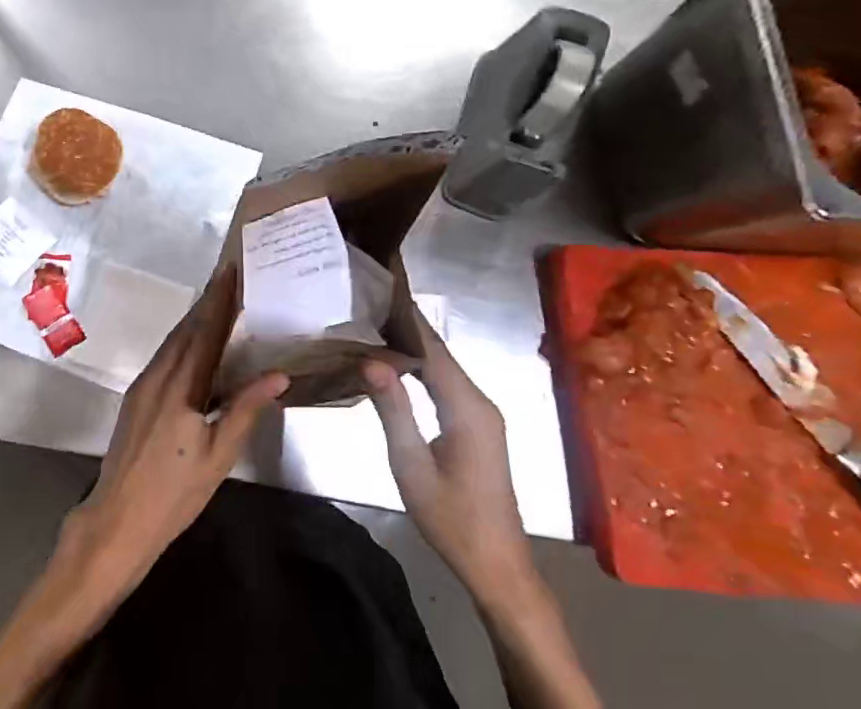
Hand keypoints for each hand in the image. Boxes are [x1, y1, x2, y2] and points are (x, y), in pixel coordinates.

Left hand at [0, 272, 288, 708]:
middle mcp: (158, 376)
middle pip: (185, 330)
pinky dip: (182, 342)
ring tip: (218, 304)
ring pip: (172, 342)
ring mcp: (142, 386)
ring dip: (194, 320)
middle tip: (229, 279)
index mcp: (181, 387)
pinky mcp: (135, 397)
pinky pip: (163, 358)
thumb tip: (278, 374)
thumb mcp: (219, 456)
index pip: (204, 332)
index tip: (231, 271)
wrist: (118, 517)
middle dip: (207, 303)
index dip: (219, 300)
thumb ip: (245, 410)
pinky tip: (196, 346)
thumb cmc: (175, 492)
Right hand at [363, 276, 530, 595]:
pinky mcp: (478, 426)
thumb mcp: (411, 466)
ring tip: (371, 329)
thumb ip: (393, 410)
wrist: (496, 564)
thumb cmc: (451, 518)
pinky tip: (396, 366)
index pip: (434, 350)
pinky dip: (421, 370)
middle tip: (364, 309)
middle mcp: (480, 403)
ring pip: (444, 369)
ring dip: (411, 349)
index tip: (377, 295)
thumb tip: (371, 361)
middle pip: (441, 355)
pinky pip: (447, 386)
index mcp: (468, 408)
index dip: (406, 322)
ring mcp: (482, 415)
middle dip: (405, 330)